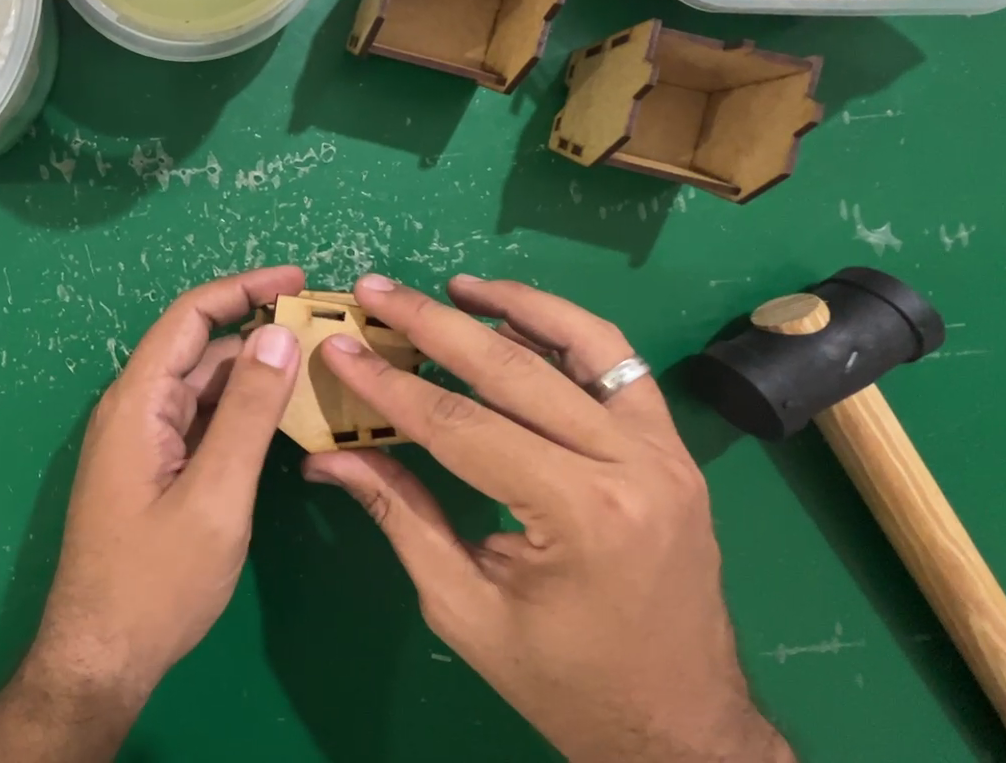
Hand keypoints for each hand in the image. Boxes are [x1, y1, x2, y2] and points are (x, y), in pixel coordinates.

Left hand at [0, 267, 304, 761]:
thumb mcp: (215, 495)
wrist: (102, 655)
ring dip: (253, 373)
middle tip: (324, 331)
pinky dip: (240, 411)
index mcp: (138, 401)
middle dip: (258, 331)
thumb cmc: (157, 581)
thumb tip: (278, 335)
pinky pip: (200, 420)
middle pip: (199, 349)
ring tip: (316, 370)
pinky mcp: (153, 466)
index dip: (242, 289)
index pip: (190, 317)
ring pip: (203, 386)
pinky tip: (282, 417)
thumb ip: (249, 413)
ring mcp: (142, 439)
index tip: (297, 280)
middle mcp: (135, 408)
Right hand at [304, 274, 791, 762]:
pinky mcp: (672, 450)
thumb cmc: (564, 681)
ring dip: (514, 305)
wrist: (680, 729)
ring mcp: (664, 451)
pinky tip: (518, 319)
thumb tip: (325, 458)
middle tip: (376, 290)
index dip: (388, 384)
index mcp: (578, 515)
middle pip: (514, 370)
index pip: (459, 425)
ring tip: (454, 286)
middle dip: (432, 325)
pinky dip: (566, 331)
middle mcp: (632, 466)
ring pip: (584, 346)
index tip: (337, 346)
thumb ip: (397, 513)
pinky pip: (619, 368)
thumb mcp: (462, 605)